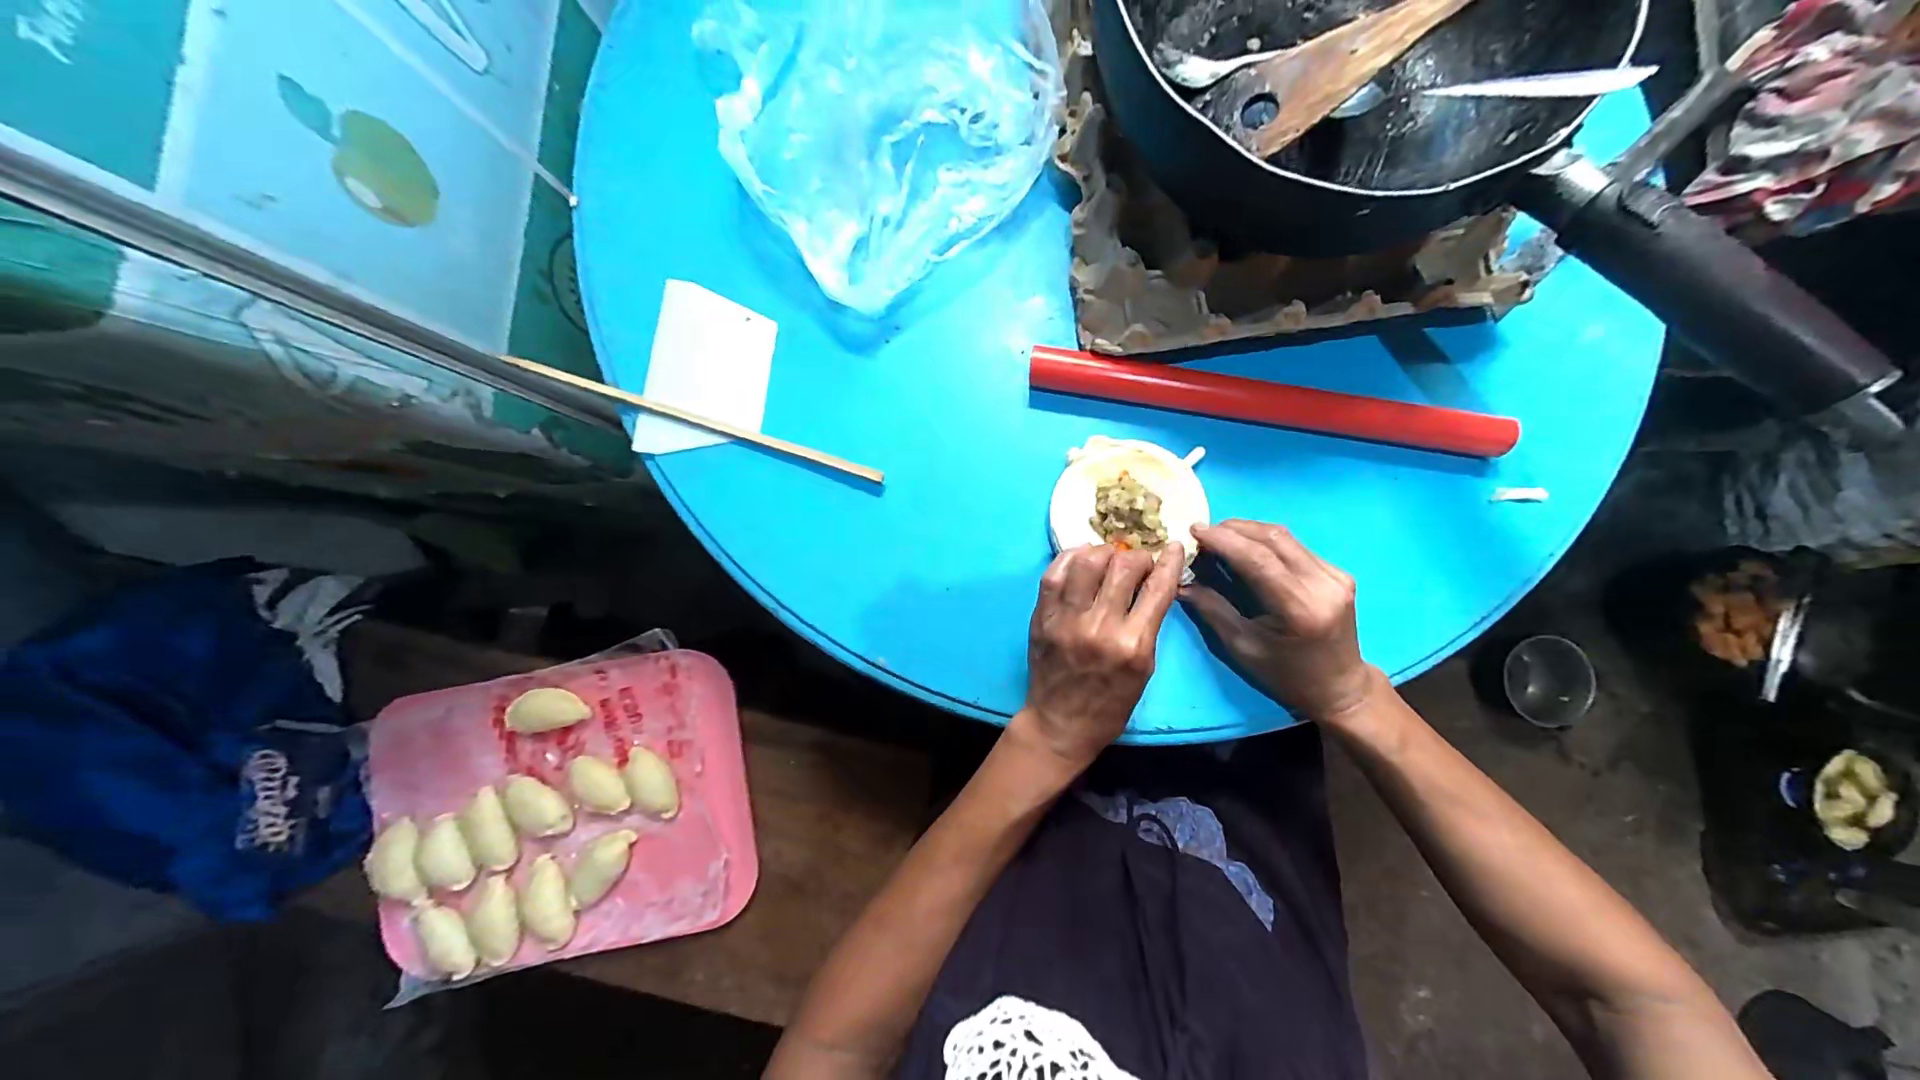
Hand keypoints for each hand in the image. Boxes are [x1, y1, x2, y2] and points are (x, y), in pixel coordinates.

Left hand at [1012, 543, 1184, 774]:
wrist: (1060, 724)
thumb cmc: (1110, 704)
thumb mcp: (1144, 668)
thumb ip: (1147, 624)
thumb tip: (1153, 581)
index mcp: (1133, 645)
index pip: (1157, 588)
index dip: (1168, 561)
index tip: (1172, 546)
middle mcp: (1099, 627)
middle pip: (1122, 566)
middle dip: (1137, 557)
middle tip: (1137, 562)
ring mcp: (1066, 620)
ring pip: (1087, 561)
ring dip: (1103, 552)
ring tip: (1108, 557)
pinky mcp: (1042, 617)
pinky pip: (1054, 574)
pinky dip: (1071, 558)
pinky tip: (1081, 557)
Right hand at [1181, 520, 1381, 723]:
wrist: (1339, 687)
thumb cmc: (1285, 675)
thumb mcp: (1242, 647)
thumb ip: (1212, 608)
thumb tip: (1180, 581)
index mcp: (1299, 608)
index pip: (1257, 558)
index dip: (1223, 539)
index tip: (1194, 529)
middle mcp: (1323, 585)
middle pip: (1273, 539)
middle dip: (1233, 529)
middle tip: (1202, 532)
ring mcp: (1336, 576)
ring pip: (1285, 538)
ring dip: (1248, 531)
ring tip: (1220, 536)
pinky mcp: (1338, 573)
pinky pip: (1296, 547)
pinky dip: (1266, 542)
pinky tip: (1247, 548)